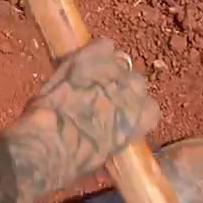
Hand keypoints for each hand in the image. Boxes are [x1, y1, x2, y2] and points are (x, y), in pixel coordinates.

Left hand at [10, 39, 157, 187]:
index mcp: (142, 116)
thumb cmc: (78, 157)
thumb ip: (115, 133)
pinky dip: (96, 51)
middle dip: (123, 89)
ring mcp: (113, 70)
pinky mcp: (90, 56)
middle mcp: (134, 89)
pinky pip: (103, 45)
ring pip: (120, 62)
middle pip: (137, 82)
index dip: (134, 111)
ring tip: (91, 80)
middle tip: (103, 99)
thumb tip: (108, 132)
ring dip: (109, 71)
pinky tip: (85, 61)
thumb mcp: (106, 151)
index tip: (122, 117)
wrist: (52, 140)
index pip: (150, 108)